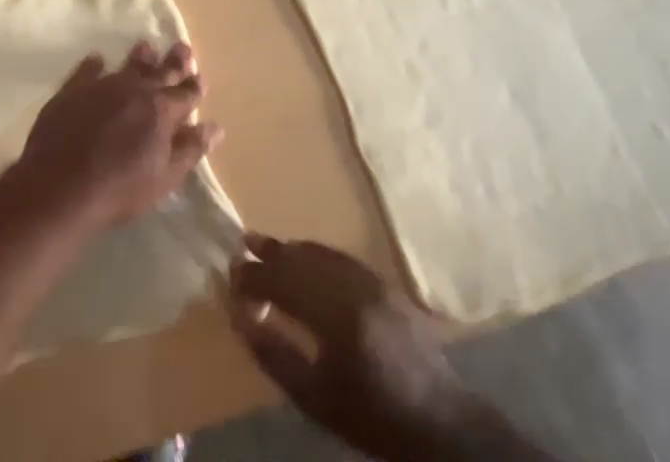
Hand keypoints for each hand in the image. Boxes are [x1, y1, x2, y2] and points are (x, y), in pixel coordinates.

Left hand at [15, 41, 219, 227]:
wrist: (59, 187)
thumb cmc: (119, 189)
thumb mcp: (164, 177)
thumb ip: (190, 149)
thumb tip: (215, 127)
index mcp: (161, 111)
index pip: (186, 94)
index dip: (195, 86)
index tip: (200, 77)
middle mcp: (134, 91)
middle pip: (159, 72)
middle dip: (174, 61)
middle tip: (182, 47)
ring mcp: (100, 87)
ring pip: (126, 66)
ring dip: (139, 57)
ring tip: (146, 47)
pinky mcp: (71, 91)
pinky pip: (87, 71)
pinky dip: (95, 64)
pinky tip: (97, 59)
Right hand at [229, 235, 480, 458]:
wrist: (439, 423)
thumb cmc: (370, 414)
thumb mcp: (313, 398)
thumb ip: (273, 355)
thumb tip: (239, 317)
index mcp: (336, 318)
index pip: (283, 283)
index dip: (253, 278)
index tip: (230, 277)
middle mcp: (357, 291)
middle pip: (303, 261)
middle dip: (270, 255)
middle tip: (241, 248)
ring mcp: (376, 286)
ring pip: (325, 254)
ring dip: (293, 249)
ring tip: (267, 245)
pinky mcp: (390, 288)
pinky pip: (346, 259)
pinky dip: (320, 254)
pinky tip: (308, 256)